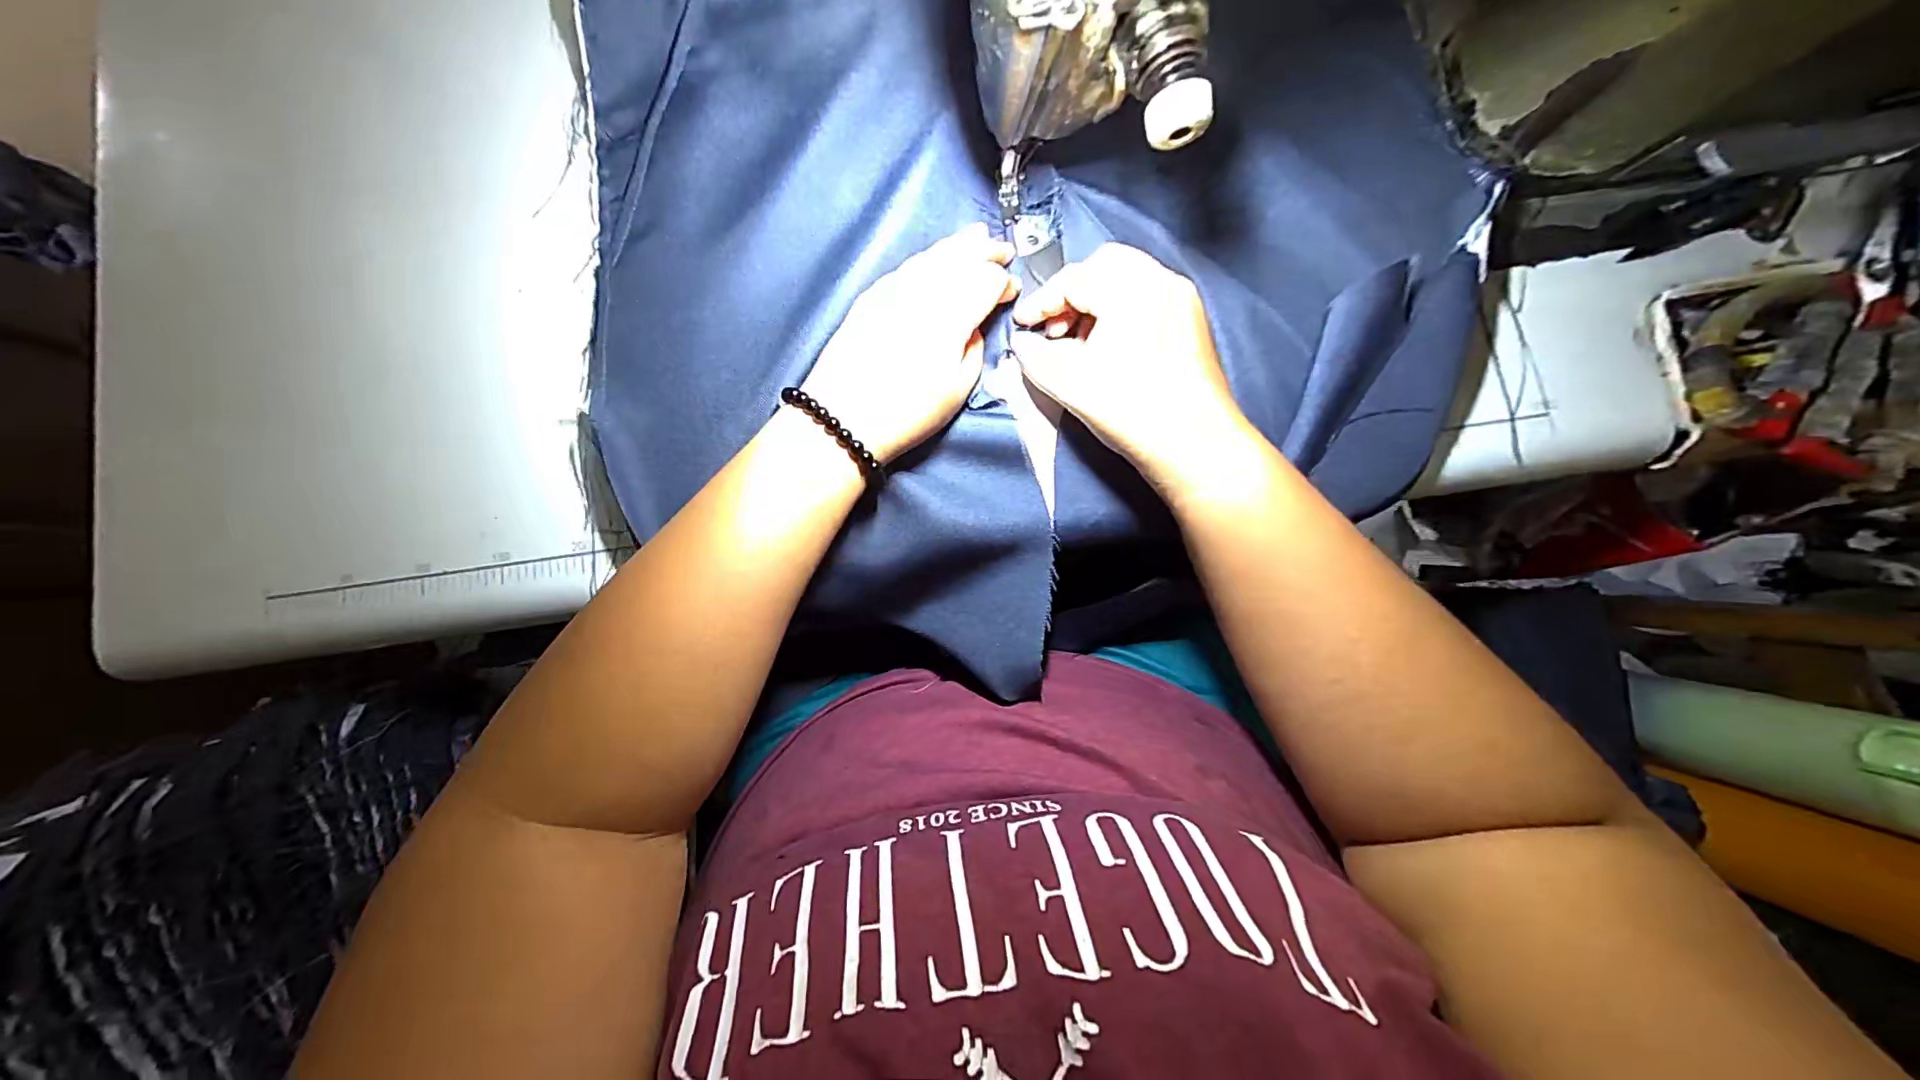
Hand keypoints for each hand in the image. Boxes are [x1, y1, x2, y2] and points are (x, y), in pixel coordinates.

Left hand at [797, 224, 1019, 464]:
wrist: (843, 416)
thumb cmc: (904, 412)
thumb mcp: (957, 389)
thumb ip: (974, 349)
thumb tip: (974, 329)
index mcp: (950, 314)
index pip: (987, 280)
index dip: (1004, 282)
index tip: (1011, 290)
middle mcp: (922, 291)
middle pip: (961, 256)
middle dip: (986, 251)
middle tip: (1003, 249)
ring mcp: (892, 289)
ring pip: (933, 254)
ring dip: (958, 245)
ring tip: (975, 238)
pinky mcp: (871, 296)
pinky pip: (908, 265)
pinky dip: (929, 258)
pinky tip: (934, 261)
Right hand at [1011, 243, 1256, 494]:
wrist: (1194, 446)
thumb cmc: (1136, 412)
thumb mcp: (1067, 382)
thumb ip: (1033, 356)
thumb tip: (1024, 345)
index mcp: (1132, 288)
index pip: (1073, 277)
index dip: (1041, 301)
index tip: (1024, 323)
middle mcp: (1162, 283)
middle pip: (1103, 267)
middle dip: (1071, 294)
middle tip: (1051, 329)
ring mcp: (1182, 302)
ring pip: (1127, 282)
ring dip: (1094, 304)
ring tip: (1076, 345)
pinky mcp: (1191, 324)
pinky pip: (1147, 301)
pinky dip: (1120, 314)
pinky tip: (1106, 351)